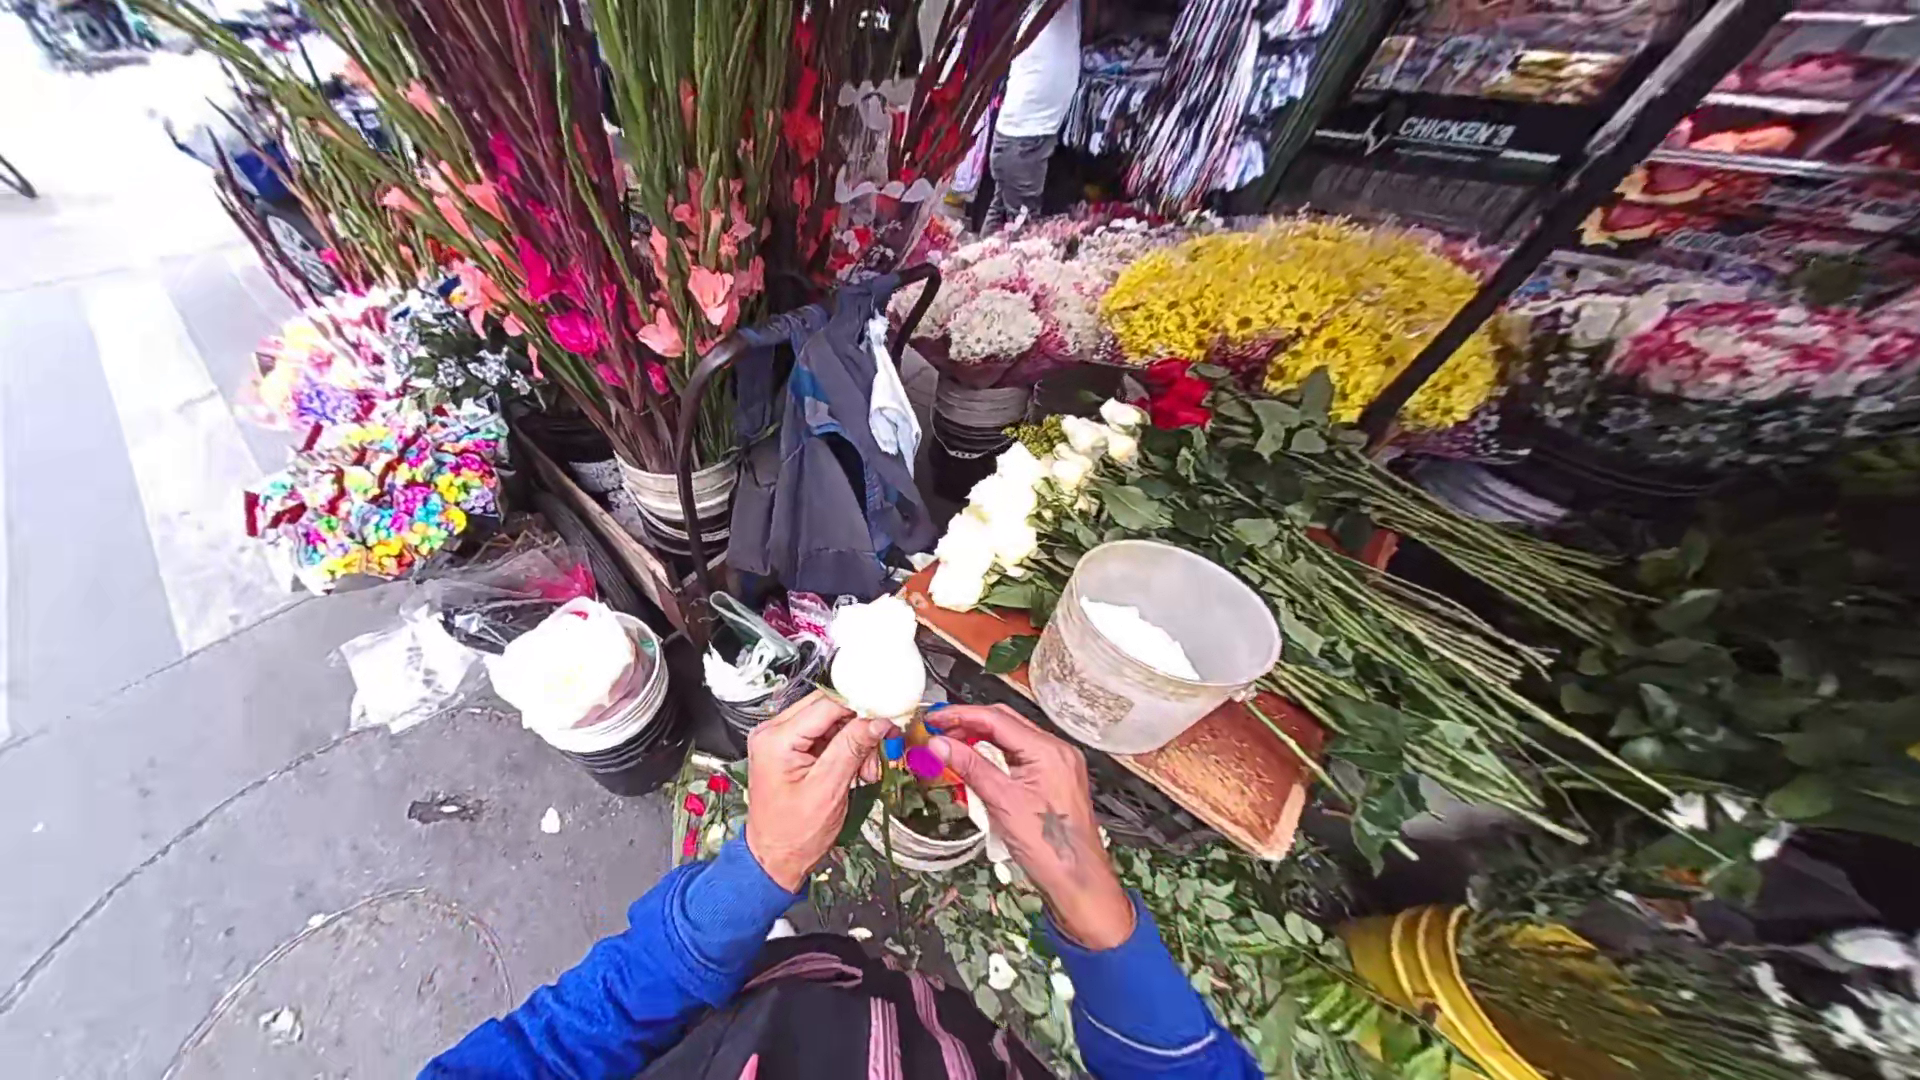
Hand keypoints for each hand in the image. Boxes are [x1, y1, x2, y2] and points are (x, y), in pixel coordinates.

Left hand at [745, 691, 893, 890]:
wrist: (774, 860)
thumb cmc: (793, 834)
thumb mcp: (828, 789)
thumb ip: (852, 748)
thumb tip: (878, 721)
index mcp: (776, 739)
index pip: (827, 704)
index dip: (861, 710)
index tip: (886, 722)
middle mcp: (773, 731)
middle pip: (829, 707)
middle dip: (859, 727)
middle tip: (879, 747)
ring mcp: (780, 738)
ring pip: (831, 719)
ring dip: (855, 739)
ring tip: (866, 768)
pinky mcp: (790, 746)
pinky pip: (825, 732)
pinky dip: (846, 747)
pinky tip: (855, 767)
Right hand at [929, 705, 1135, 949]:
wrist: (1080, 883)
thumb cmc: (1050, 849)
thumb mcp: (1002, 802)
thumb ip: (970, 767)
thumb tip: (940, 744)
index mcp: (1048, 750)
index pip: (996, 718)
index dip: (960, 715)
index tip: (935, 719)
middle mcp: (1056, 749)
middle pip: (1004, 722)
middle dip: (969, 724)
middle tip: (938, 732)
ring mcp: (1058, 762)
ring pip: (1012, 737)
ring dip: (981, 739)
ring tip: (951, 747)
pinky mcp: (1055, 776)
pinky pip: (1021, 754)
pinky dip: (996, 754)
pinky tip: (977, 762)